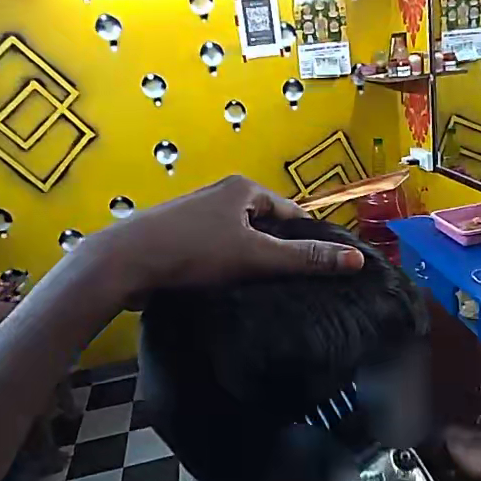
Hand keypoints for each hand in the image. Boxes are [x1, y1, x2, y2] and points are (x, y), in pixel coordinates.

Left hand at [73, 175, 363, 305]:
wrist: (124, 263)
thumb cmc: (193, 250)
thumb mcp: (255, 255)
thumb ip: (304, 259)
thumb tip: (355, 259)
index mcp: (243, 188)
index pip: (292, 212)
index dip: (309, 240)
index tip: (323, 269)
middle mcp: (222, 196)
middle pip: (267, 227)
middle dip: (279, 253)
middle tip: (295, 286)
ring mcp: (199, 216)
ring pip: (242, 241)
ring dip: (253, 263)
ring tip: (267, 292)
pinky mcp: (182, 239)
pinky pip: (219, 252)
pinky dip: (229, 268)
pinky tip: (233, 291)